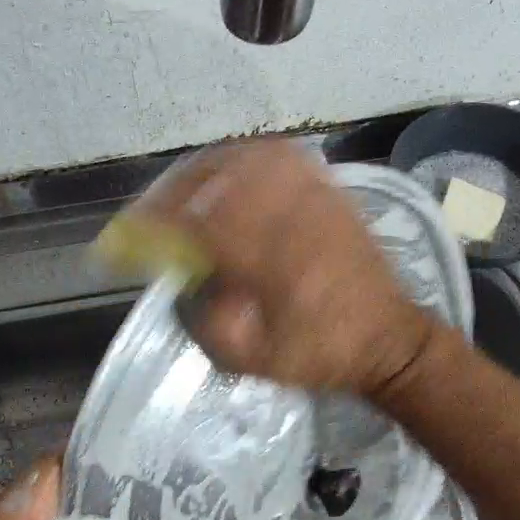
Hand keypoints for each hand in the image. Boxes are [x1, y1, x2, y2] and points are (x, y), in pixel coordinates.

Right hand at [136, 139, 434, 396]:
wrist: (391, 340)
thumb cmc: (322, 355)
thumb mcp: (256, 362)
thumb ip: (210, 325)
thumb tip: (186, 285)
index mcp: (272, 264)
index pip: (201, 224)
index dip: (156, 222)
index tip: (128, 230)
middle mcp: (293, 219)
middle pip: (223, 178)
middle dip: (177, 188)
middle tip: (155, 207)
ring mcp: (317, 199)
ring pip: (252, 158)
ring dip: (211, 169)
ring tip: (189, 187)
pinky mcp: (333, 193)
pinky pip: (287, 157)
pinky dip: (251, 159)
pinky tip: (236, 173)